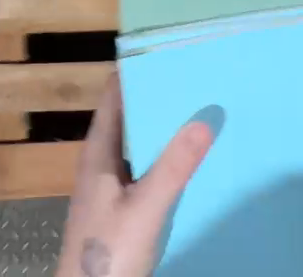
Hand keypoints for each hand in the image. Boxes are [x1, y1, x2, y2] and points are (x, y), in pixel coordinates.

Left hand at [57, 75, 214, 276]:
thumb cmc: (109, 250)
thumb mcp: (146, 207)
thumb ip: (174, 166)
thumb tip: (205, 119)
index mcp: (97, 152)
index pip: (113, 97)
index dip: (133, 72)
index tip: (163, 52)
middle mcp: (100, 164)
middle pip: (125, 120)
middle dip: (153, 100)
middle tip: (190, 79)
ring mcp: (107, 190)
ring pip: (134, 148)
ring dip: (158, 131)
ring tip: (194, 114)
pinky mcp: (118, 213)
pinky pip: (141, 173)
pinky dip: (160, 161)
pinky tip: (185, 165)